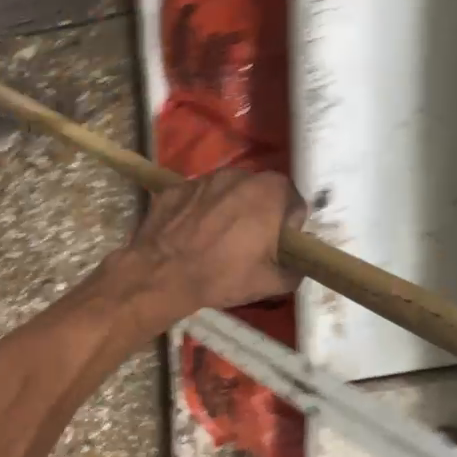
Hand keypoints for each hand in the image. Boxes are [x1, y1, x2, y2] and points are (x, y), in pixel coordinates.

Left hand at [122, 169, 304, 316]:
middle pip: (257, 193)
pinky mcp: (171, 190)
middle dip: (256, 213)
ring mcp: (200, 180)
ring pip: (223, 192)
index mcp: (270, 190)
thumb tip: (297, 263)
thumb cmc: (221, 276)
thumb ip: (296, 267)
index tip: (274, 245)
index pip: (291, 204)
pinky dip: (194, 211)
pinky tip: (188, 234)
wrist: (159, 276)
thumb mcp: (274, 282)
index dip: (286, 226)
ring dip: (225, 208)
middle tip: (245, 241)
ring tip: (213, 237)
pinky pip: (193, 198)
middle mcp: (237, 175)